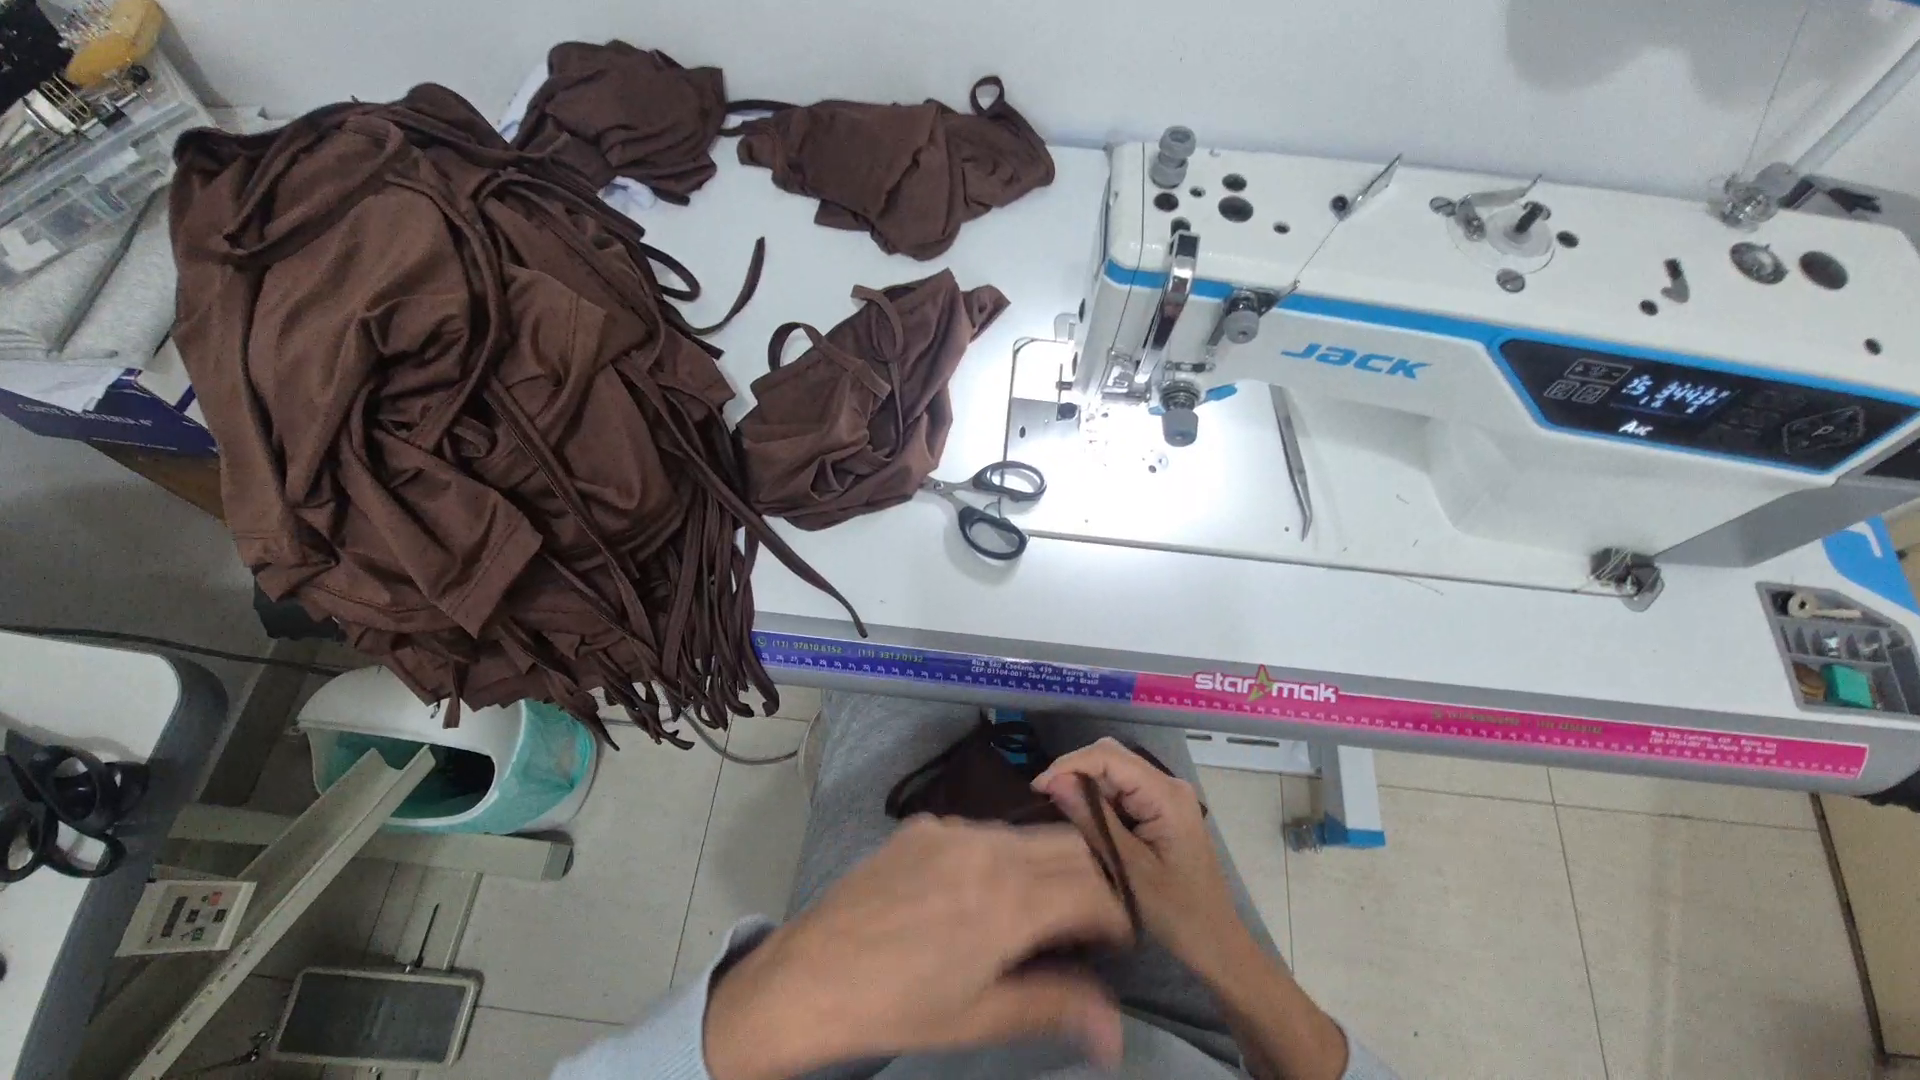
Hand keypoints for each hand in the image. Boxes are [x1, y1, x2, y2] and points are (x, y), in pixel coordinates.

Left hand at [703, 816, 1134, 1079]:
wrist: (808, 977)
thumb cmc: (899, 1007)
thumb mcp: (980, 1016)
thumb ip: (1055, 1007)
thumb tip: (1115, 1032)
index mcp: (1010, 899)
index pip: (1096, 887)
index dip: (1118, 913)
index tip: (1118, 940)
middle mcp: (987, 848)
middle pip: (1070, 846)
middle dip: (1092, 879)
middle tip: (1086, 924)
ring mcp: (951, 829)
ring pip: (1026, 835)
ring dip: (1047, 865)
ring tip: (1033, 911)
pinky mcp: (921, 826)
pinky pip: (981, 831)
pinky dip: (1000, 855)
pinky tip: (977, 894)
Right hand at [1032, 738, 1252, 981]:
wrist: (1214, 940)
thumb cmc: (1175, 911)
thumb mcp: (1127, 868)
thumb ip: (1091, 820)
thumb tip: (1054, 782)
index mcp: (1166, 795)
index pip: (1109, 756)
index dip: (1069, 765)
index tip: (1038, 789)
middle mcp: (1168, 785)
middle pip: (1111, 757)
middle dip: (1074, 772)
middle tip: (1044, 799)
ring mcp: (1167, 796)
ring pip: (1114, 772)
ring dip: (1085, 786)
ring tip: (1058, 810)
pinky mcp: (1161, 809)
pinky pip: (1123, 790)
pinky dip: (1099, 799)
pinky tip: (1083, 820)